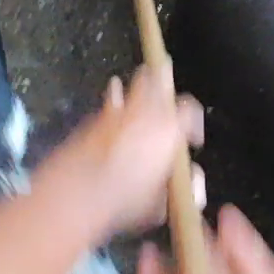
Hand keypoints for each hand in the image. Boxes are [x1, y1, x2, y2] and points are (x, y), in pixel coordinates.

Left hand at [50, 62, 204, 237]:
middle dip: (165, 78)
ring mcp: (121, 112)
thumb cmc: (127, 199)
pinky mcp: (98, 117)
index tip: (192, 136)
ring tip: (146, 72)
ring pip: (137, 84)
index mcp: (170, 132)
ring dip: (143, 80)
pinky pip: (112, 98)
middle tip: (167, 70)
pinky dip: (116, 94)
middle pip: (161, 83)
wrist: (79, 190)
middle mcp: (148, 114)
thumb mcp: (162, 204)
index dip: (194, 120)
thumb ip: (180, 189)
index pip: (190, 111)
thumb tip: (190, 180)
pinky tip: (114, 89)